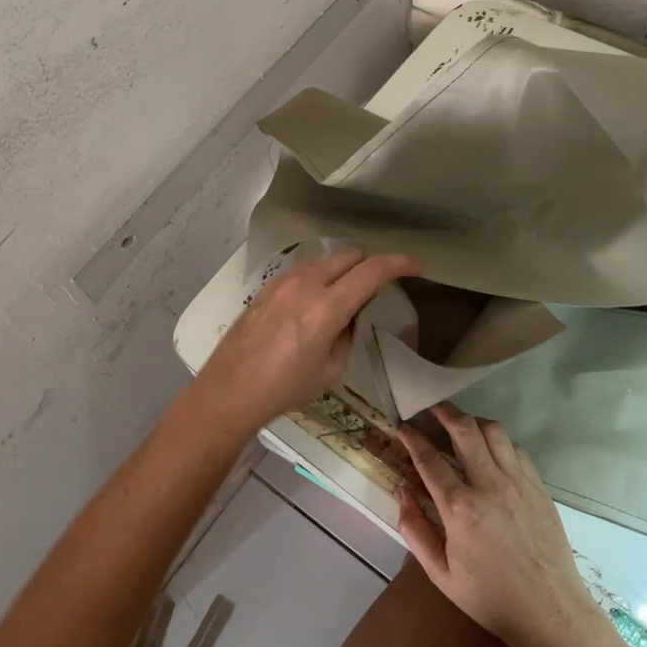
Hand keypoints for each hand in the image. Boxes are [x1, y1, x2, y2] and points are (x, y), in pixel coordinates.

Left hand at [183, 248, 420, 437]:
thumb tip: (348, 317)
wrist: (230, 389)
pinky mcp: (266, 288)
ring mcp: (282, 282)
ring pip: (324, 261)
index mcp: (326, 307)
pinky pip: (303, 272)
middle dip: (370, 266)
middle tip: (379, 288)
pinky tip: (315, 305)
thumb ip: (347, 335)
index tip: (417, 266)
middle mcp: (305, 284)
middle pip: (349, 257)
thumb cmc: (284, 388)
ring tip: (345, 299)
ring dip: (342, 271)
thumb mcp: (330, 370)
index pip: (372, 271)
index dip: (399, 264)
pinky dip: (319, 279)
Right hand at [396, 404, 599, 646]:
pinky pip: (516, 449)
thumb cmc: (489, 597)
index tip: (403, 427)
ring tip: (461, 425)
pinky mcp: (539, 488)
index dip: (412, 438)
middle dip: (445, 412)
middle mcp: (490, 485)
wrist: (549, 612)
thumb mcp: (440, 573)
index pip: (429, 459)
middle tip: (432, 407)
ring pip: (495, 432)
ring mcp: (519, 483)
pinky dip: (499, 441)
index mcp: (460, 508)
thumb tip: (401, 491)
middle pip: (465, 430)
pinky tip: (491, 450)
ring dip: (474, 422)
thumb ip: (414, 529)